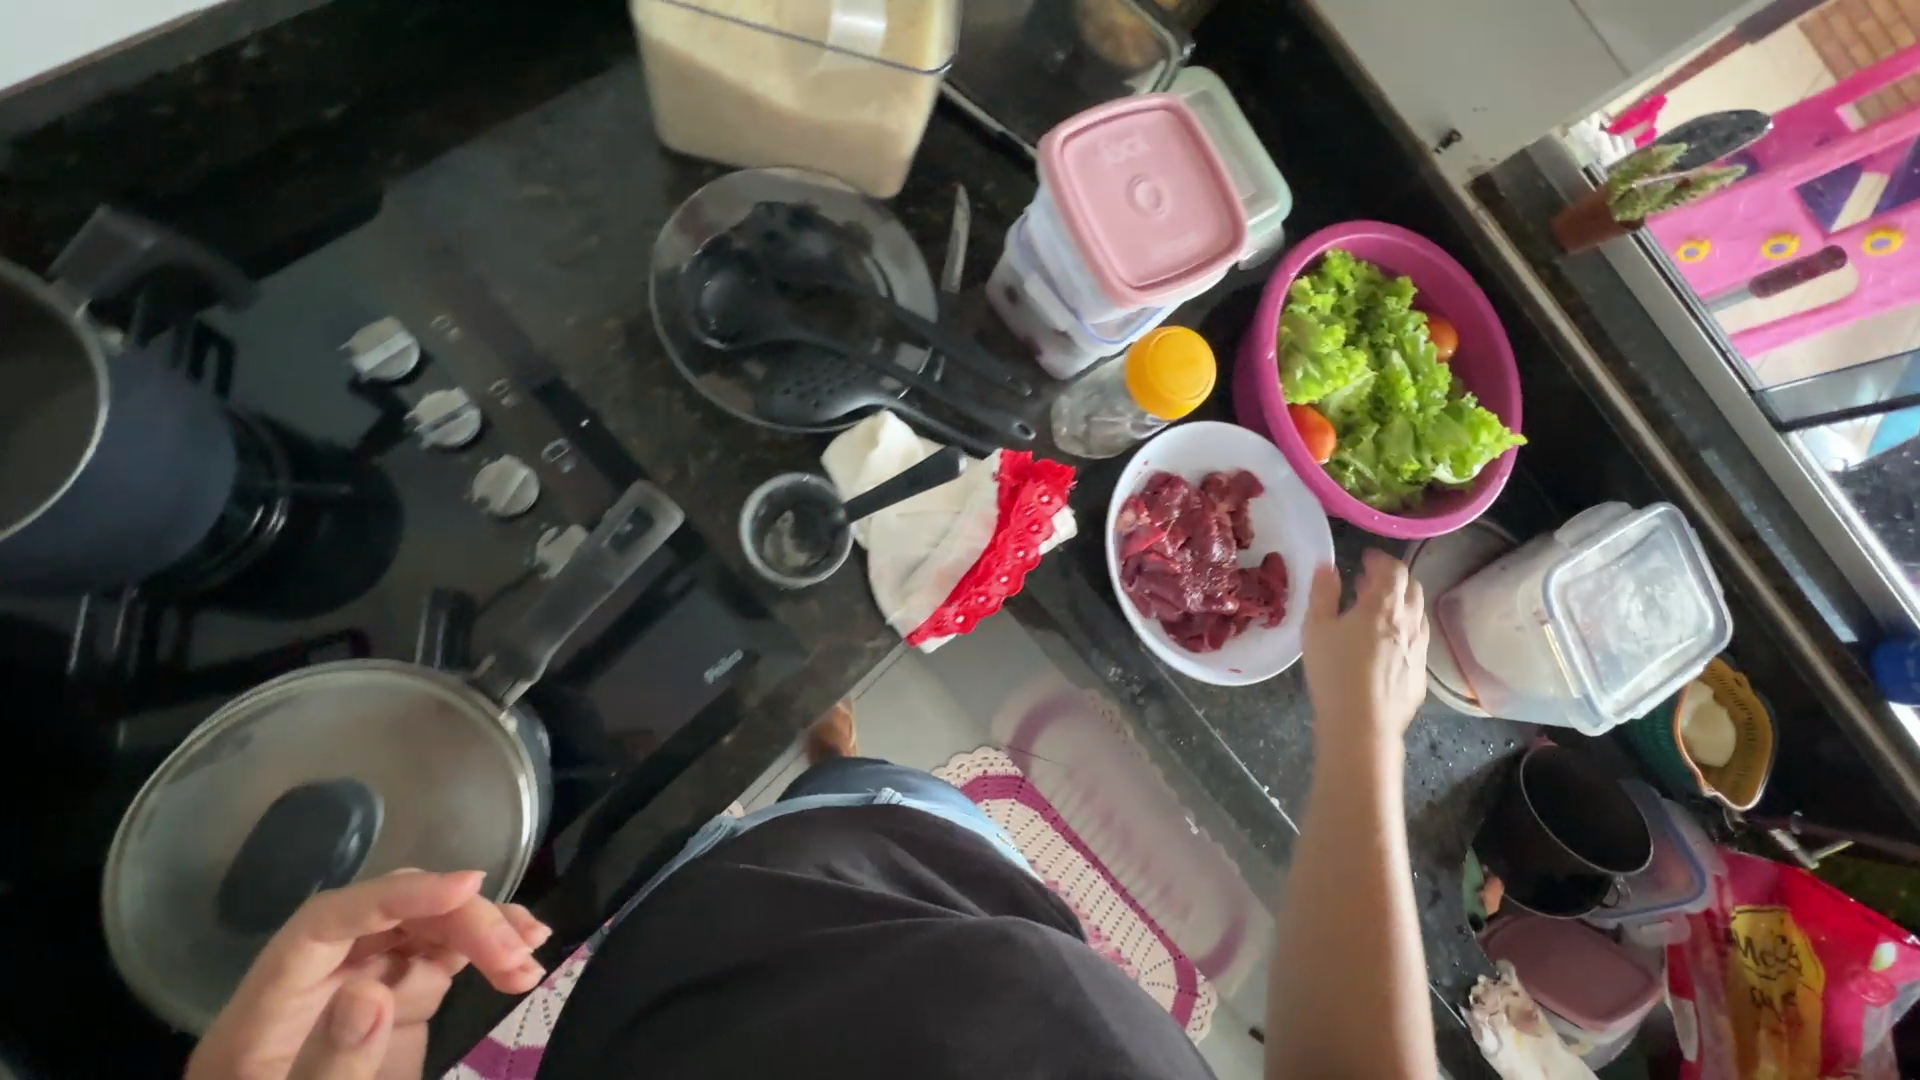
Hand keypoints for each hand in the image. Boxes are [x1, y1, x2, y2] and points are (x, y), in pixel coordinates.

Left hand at [188, 870, 550, 1079]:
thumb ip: (328, 1068)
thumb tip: (370, 992)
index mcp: (265, 1013)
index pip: (325, 924)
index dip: (396, 896)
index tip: (470, 887)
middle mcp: (316, 985)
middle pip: (391, 917)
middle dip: (461, 919)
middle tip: (517, 950)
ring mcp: (361, 988)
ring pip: (429, 925)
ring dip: (487, 930)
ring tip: (529, 957)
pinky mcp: (399, 999)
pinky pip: (448, 951)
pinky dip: (489, 947)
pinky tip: (522, 958)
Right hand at [1301, 550, 1429, 756]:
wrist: (1362, 723)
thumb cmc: (1333, 671)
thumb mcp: (1316, 628)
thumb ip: (1322, 593)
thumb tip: (1327, 565)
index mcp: (1382, 607)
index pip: (1393, 570)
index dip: (1380, 559)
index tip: (1366, 557)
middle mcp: (1408, 623)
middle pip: (1412, 588)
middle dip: (1394, 578)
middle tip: (1371, 581)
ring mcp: (1419, 649)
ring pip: (1418, 615)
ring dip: (1401, 604)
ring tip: (1377, 610)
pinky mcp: (1420, 673)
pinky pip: (1417, 640)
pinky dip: (1404, 629)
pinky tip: (1385, 644)